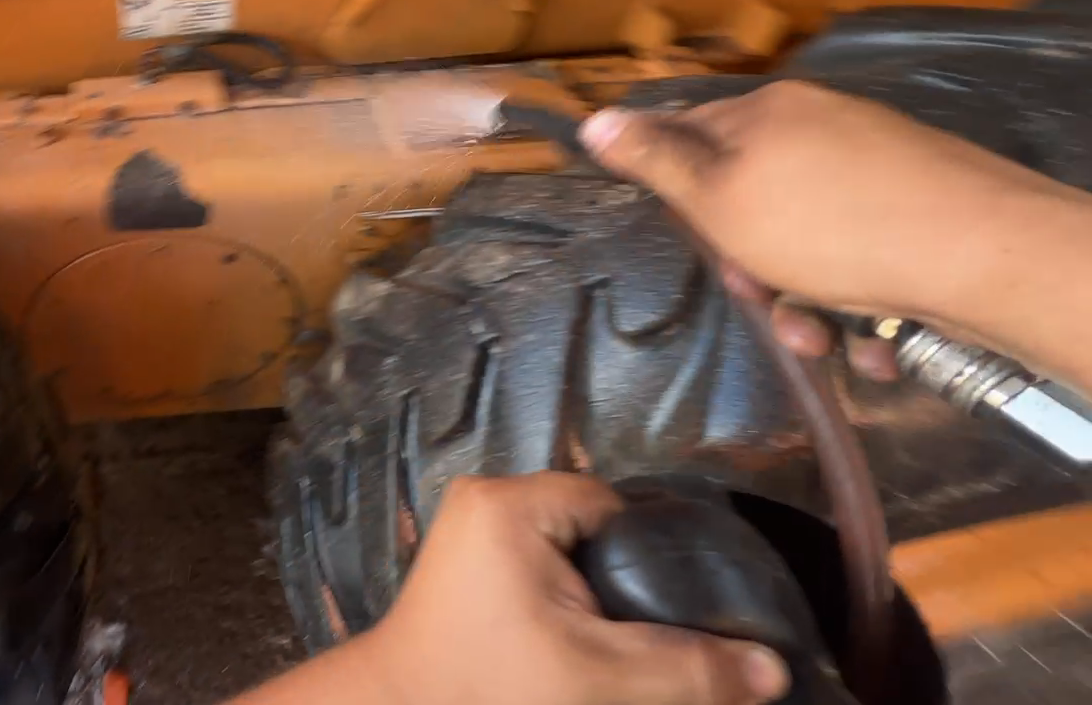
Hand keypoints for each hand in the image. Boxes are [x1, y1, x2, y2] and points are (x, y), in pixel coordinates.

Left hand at [355, 474, 787, 704]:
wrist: (407, 704)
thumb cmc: (496, 686)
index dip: (652, 549)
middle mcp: (482, 495)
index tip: (685, 600)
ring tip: (622, 631)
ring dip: (591, 582)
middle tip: (656, 624)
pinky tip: (581, 627)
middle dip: (623, 570)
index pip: (606, 503)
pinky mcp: (463, 550)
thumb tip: (772, 665)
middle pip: (584, 520)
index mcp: (508, 503)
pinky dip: (560, 586)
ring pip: (559, 539)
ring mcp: (467, 521)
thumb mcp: (604, 680)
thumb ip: (690, 667)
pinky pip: (530, 552)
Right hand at [578, 80, 1091, 379]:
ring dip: (796, 286)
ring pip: (802, 222)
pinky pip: (858, 234)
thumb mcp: (713, 197)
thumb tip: (594, 117)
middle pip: (744, 186)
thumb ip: (651, 159)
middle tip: (756, 295)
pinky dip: (851, 282)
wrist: (998, 260)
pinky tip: (865, 330)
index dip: (675, 189)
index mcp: (763, 112)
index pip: (682, 133)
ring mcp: (878, 154)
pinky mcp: (927, 192)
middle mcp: (818, 121)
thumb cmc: (828, 229)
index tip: (694, 236)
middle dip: (743, 252)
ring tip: (819, 335)